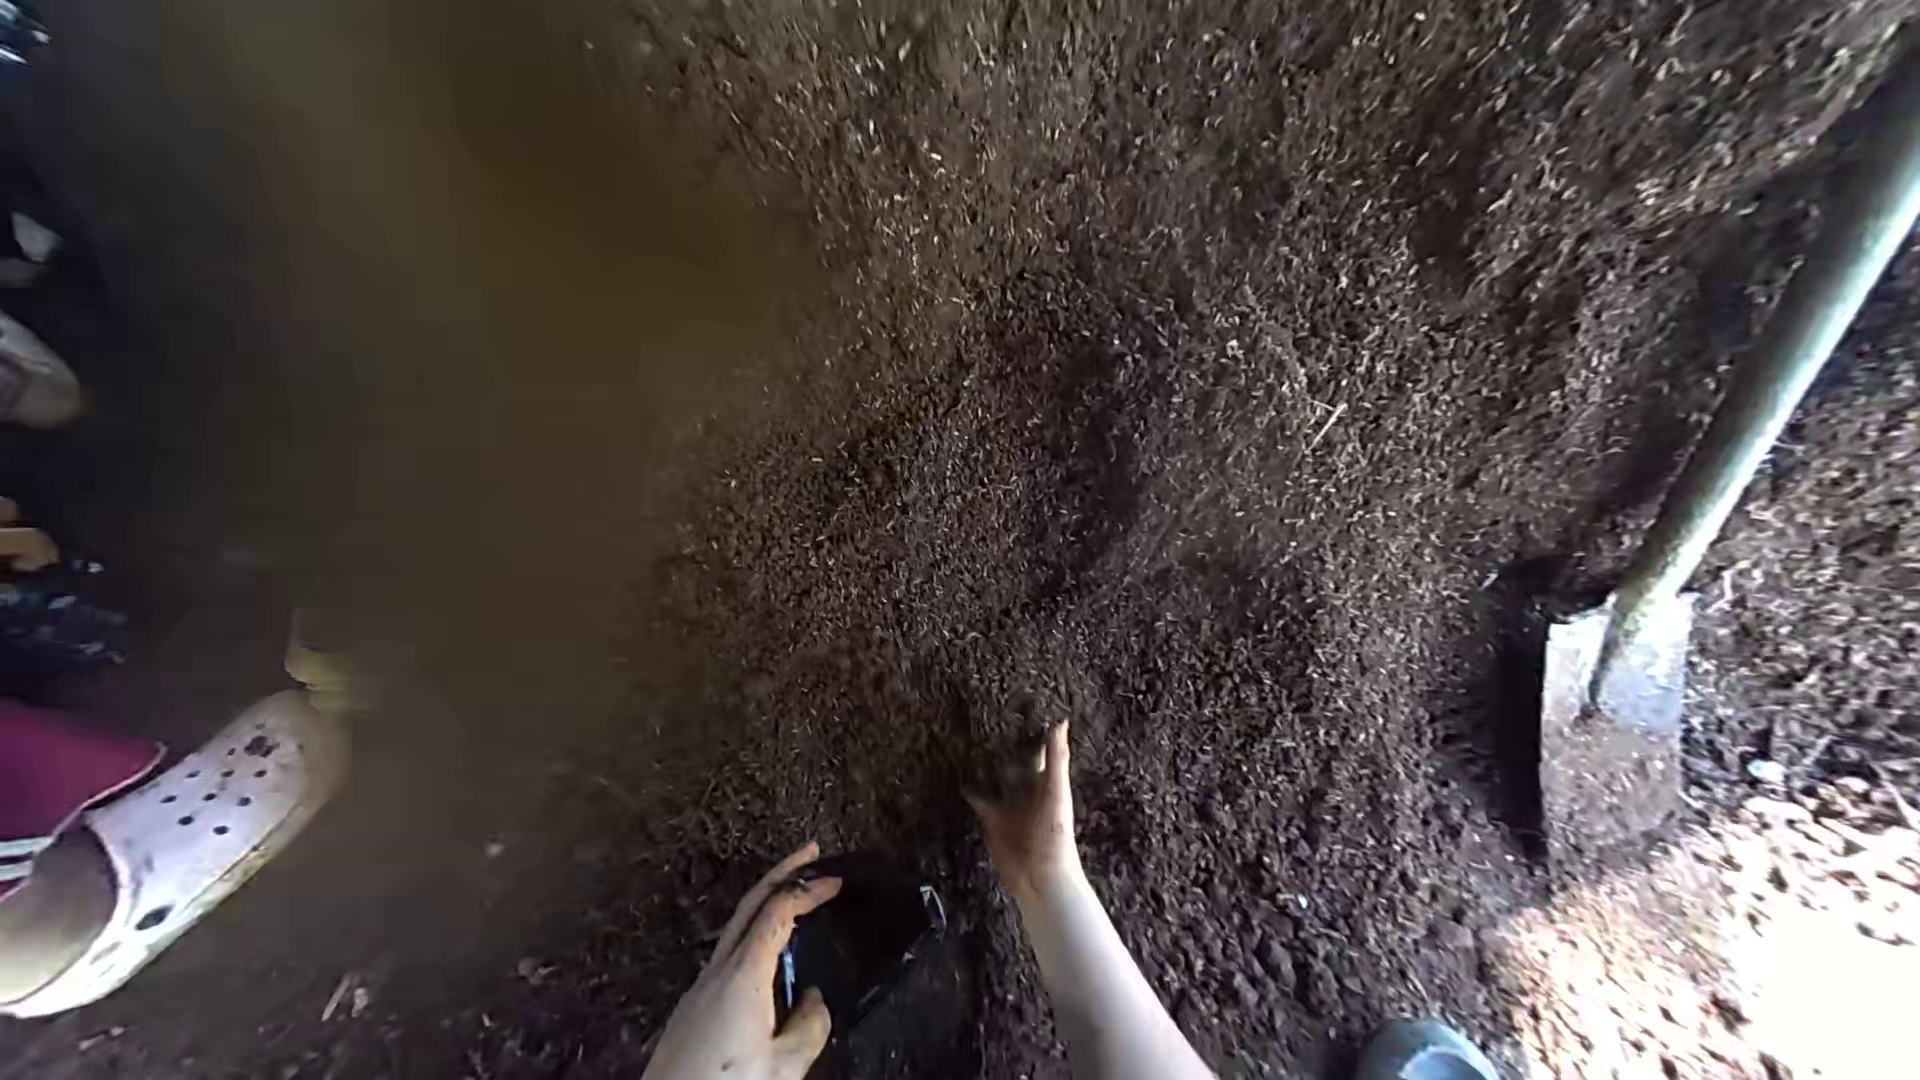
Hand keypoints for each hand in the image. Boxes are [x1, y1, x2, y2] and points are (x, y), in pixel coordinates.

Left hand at [642, 843, 843, 1079]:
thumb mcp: (781, 1072)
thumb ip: (808, 1028)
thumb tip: (813, 1000)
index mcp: (744, 976)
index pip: (779, 911)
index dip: (810, 890)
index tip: (837, 883)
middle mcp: (718, 971)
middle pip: (751, 902)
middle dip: (783, 871)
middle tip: (812, 852)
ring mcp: (699, 989)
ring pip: (736, 927)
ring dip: (767, 902)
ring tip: (795, 899)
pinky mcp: (689, 1011)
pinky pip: (728, 955)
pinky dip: (754, 934)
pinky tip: (768, 960)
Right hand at [966, 721, 1082, 899]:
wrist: (1041, 879)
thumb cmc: (1055, 834)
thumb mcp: (1056, 792)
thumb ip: (1056, 758)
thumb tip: (1060, 721)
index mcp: (1043, 780)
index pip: (1035, 748)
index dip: (1027, 729)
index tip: (1013, 704)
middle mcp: (1024, 788)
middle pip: (1010, 760)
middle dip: (999, 743)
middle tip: (980, 715)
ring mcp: (1006, 803)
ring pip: (991, 775)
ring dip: (981, 761)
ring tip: (963, 737)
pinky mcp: (990, 818)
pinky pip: (977, 797)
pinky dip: (967, 785)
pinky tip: (954, 770)